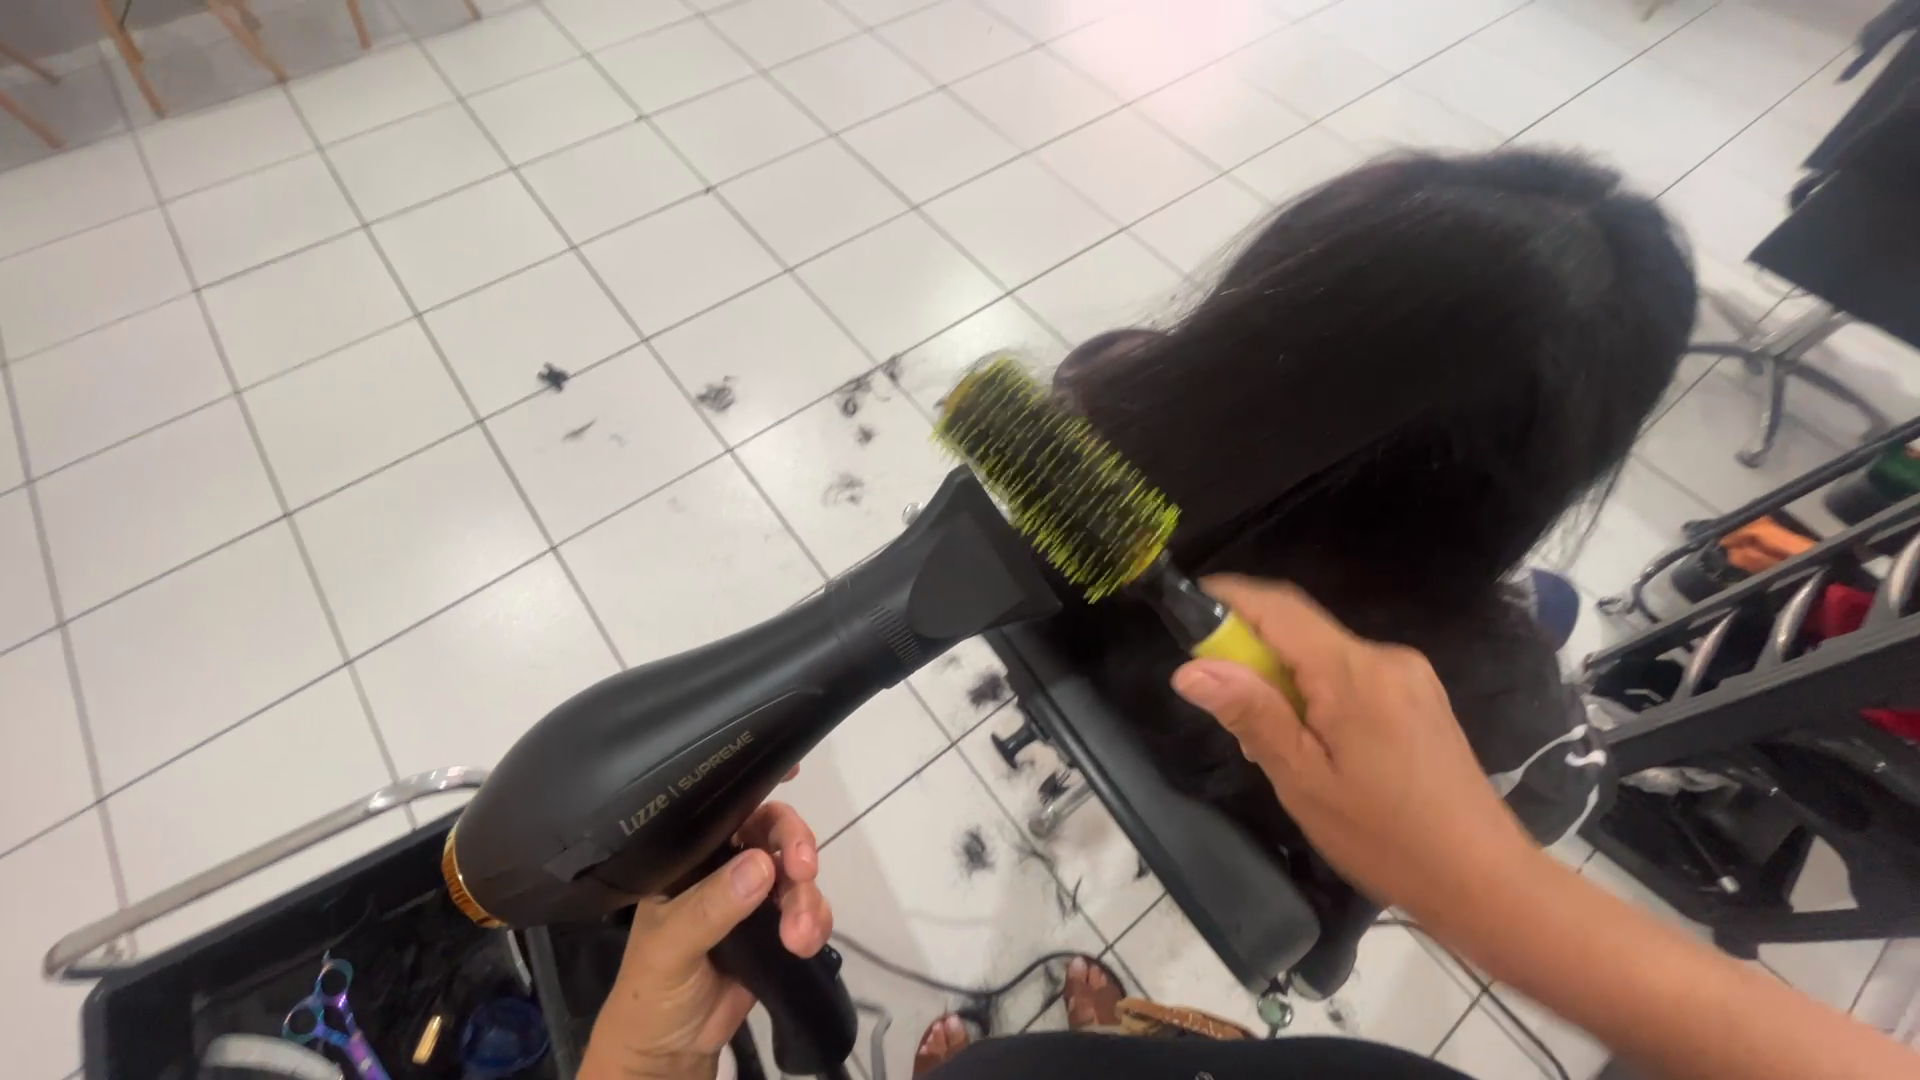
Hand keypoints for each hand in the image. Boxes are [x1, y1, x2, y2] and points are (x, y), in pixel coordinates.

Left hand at [580, 802, 832, 1079]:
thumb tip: (762, 866)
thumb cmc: (651, 989)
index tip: (793, 770)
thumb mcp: (670, 945)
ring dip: (806, 896)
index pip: (724, 808)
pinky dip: (816, 919)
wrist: (672, 1051)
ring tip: (800, 935)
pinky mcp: (778, 924)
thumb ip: (711, 906)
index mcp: (693, 856)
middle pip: (773, 830)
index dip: (757, 783)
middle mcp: (727, 864)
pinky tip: (806, 942)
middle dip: (796, 844)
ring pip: (796, 870)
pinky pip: (810, 906)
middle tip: (804, 868)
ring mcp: (756, 894)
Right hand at [1169, 576, 1542, 918]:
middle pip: (1298, 631)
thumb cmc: (1385, 837)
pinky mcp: (1418, 696)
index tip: (1187, 606)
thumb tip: (1190, 670)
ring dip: (1284, 682)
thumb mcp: (1302, 780)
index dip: (1228, 597)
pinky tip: (1316, 748)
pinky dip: (1315, 695)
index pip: (1278, 608)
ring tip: (1277, 748)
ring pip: (1321, 657)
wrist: (1488, 882)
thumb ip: (1250, 714)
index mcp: (1352, 672)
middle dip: (1253, 656)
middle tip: (1230, 713)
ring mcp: (1407, 675)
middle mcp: (1383, 658)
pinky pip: (1348, 676)